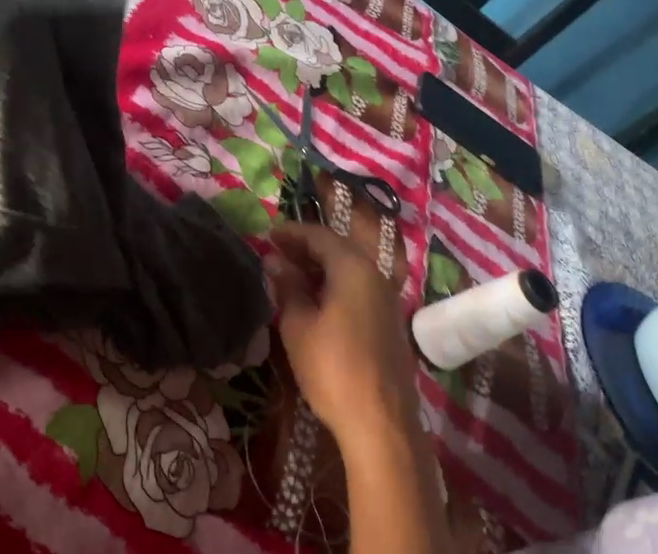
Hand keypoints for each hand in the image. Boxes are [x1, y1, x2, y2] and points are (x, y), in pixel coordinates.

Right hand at [266, 221, 419, 454]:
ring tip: (291, 276)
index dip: (292, 233)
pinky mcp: (389, 323)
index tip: (267, 235)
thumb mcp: (298, 325)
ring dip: (321, 267)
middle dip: (307, 248)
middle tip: (277, 254)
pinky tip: (317, 300)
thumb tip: (275, 261)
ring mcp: (387, 300)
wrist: (381, 423)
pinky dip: (336, 285)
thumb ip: (288, 287)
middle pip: (339, 249)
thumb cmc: (332, 368)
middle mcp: (376, 276)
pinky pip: (359, 288)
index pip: (320, 236)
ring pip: (351, 270)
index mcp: (354, 268)